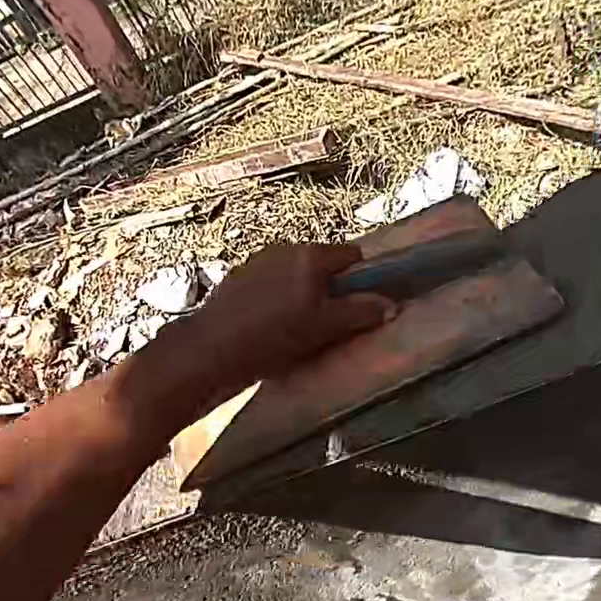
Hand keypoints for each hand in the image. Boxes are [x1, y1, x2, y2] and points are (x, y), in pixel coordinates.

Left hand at [183, 243, 396, 387]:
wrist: (209, 352)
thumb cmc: (274, 337)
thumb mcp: (325, 328)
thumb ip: (361, 313)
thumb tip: (391, 305)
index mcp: (311, 255)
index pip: (353, 255)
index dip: (360, 280)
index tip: (355, 306)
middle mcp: (286, 248)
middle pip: (323, 264)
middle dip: (330, 288)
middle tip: (327, 322)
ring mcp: (258, 261)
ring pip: (296, 273)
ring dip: (303, 293)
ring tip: (295, 327)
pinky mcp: (237, 277)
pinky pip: (272, 282)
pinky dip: (278, 298)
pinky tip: (269, 326)